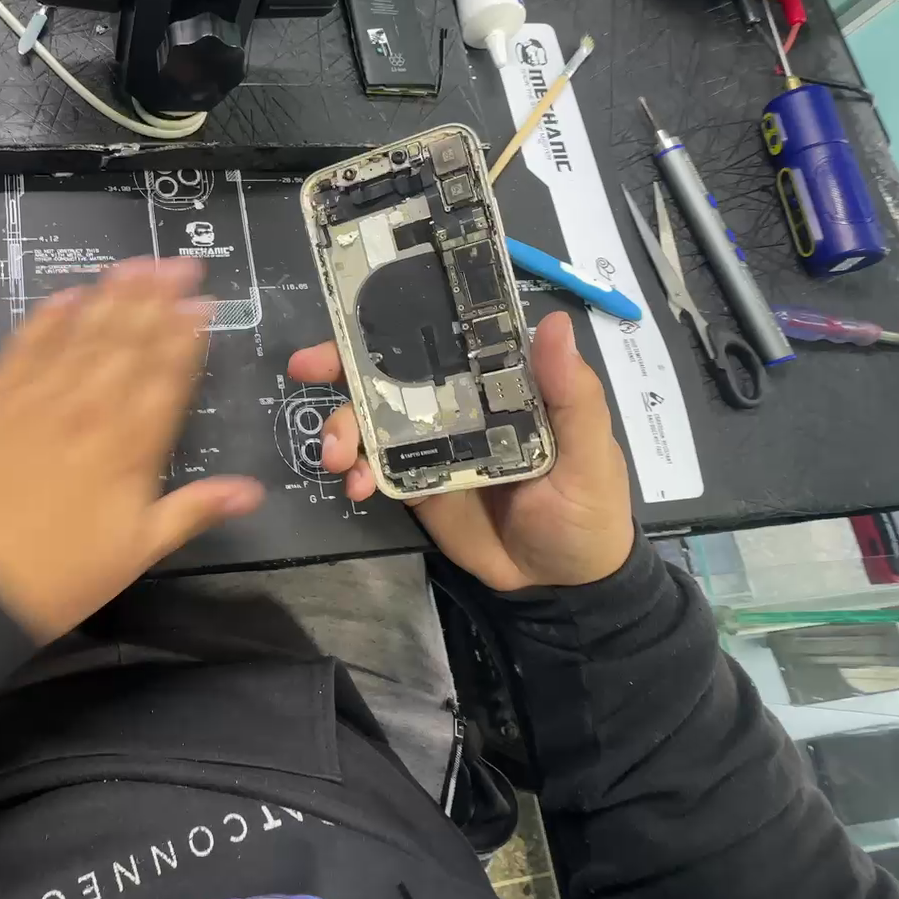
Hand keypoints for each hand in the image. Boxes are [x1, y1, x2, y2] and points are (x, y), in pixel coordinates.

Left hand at [0, 258, 264, 642]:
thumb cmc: (55, 577)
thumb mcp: (135, 553)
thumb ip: (193, 511)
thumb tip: (250, 491)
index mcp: (128, 446)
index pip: (166, 375)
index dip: (186, 335)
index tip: (202, 302)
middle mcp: (87, 409)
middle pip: (128, 341)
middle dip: (157, 298)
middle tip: (179, 264)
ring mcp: (36, 398)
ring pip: (83, 332)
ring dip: (113, 295)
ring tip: (136, 264)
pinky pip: (26, 345)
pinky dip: (48, 316)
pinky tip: (66, 294)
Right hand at [287, 312, 633, 591]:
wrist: (561, 584)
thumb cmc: (587, 508)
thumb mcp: (590, 451)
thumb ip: (571, 394)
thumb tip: (555, 324)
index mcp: (494, 384)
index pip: (442, 338)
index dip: (398, 320)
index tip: (356, 314)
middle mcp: (454, 404)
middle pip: (389, 373)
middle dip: (341, 365)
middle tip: (307, 367)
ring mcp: (429, 445)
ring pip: (370, 420)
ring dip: (341, 426)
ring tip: (336, 455)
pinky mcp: (413, 483)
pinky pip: (373, 468)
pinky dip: (355, 471)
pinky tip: (355, 485)